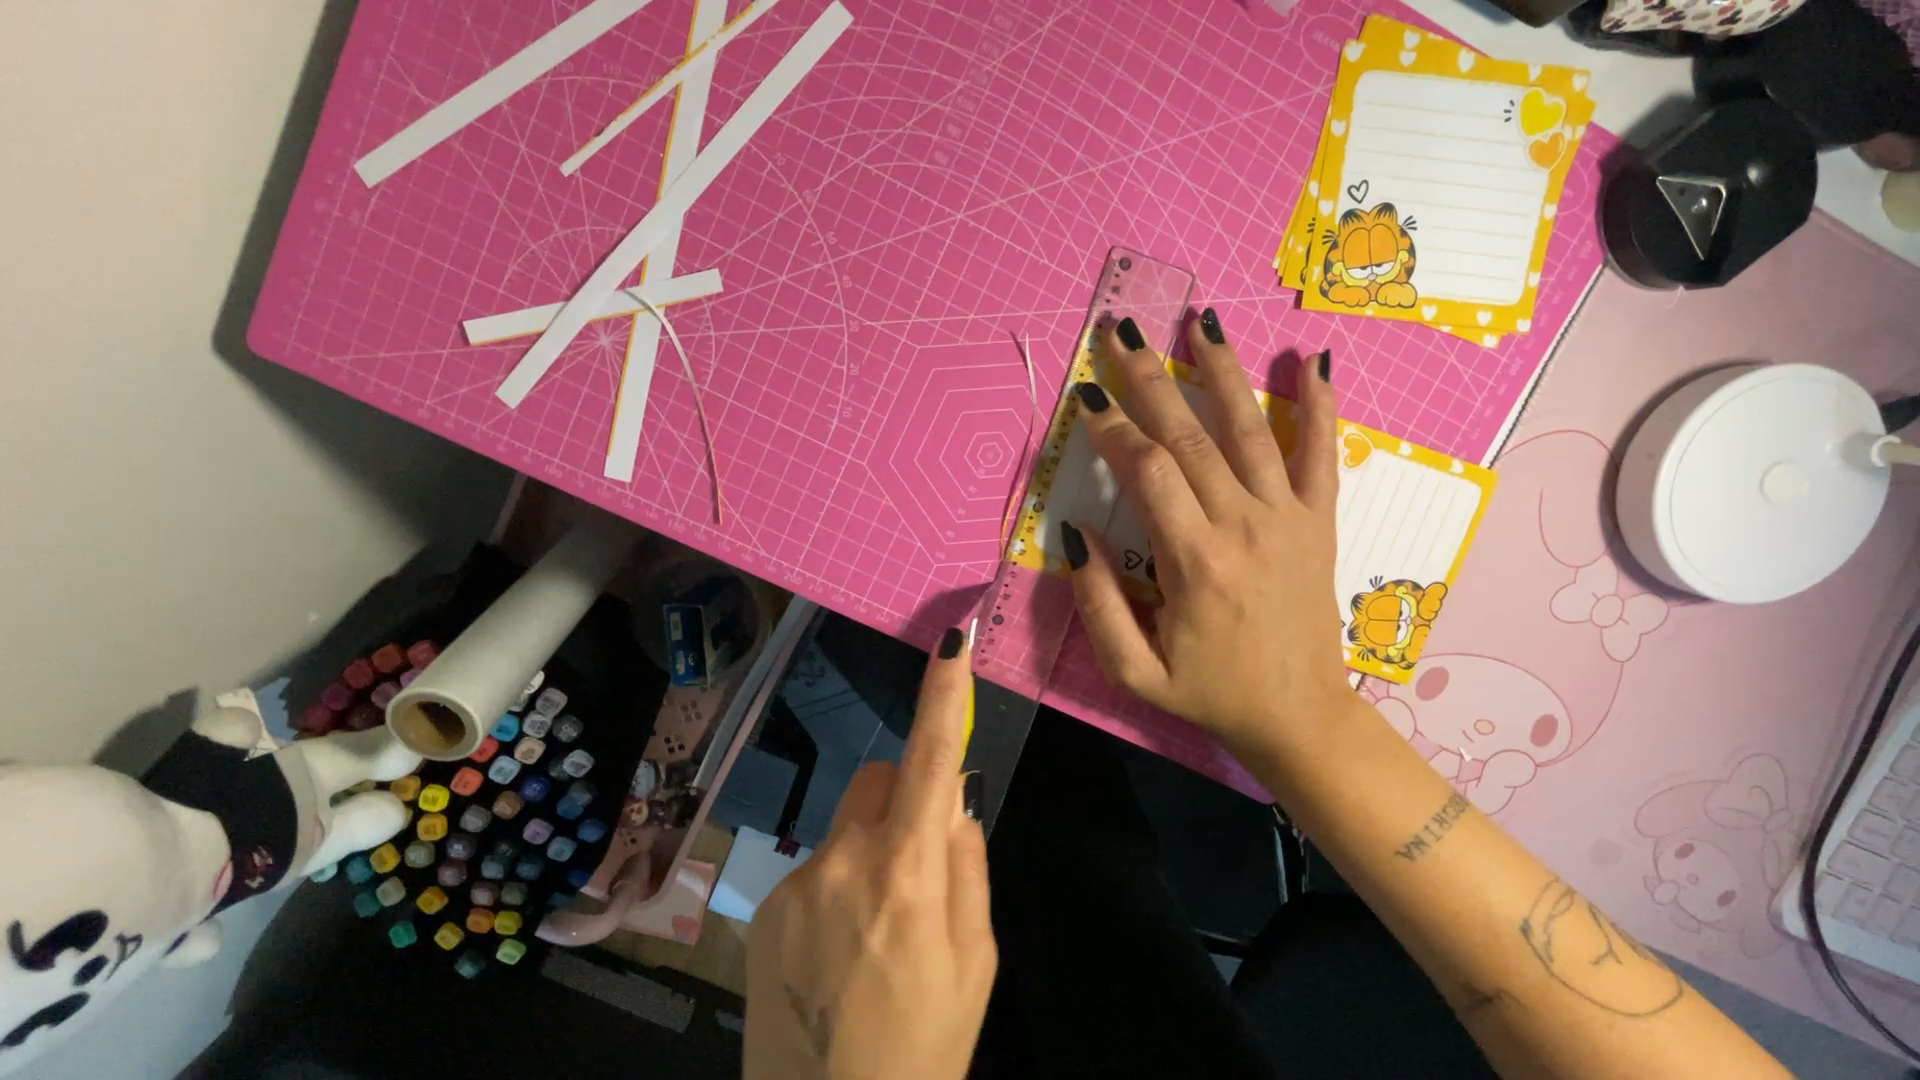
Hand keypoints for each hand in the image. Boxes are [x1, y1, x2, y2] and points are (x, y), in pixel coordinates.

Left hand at [744, 628, 996, 1079]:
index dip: (942, 698)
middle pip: (881, 780)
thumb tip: (954, 807)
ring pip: (848, 825)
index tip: (950, 642)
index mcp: (909, 874)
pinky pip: (816, 865)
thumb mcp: (978, 962)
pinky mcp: (764, 905)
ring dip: (870, 846)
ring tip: (876, 928)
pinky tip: (836, 951)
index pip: (932, 762)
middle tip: (920, 863)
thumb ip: (969, 868)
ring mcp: (795, 881)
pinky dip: (836, 884)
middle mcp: (844, 860)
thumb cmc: (927, 1046)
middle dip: (907, 799)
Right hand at [1064, 307, 1353, 759]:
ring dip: (1221, 371)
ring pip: (1250, 427)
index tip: (1087, 398)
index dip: (1113, 429)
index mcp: (1195, 561)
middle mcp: (1243, 524)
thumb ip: (1098, 603)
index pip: (1147, 471)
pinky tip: (1312, 360)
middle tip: (1122, 331)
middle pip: (1190, 434)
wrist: (1298, 715)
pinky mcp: (1318, 520)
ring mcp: (1288, 517)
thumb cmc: (1210, 693)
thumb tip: (1076, 534)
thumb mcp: (1133, 670)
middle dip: (1149, 378)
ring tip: (1200, 322)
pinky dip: (1319, 405)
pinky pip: (1321, 452)